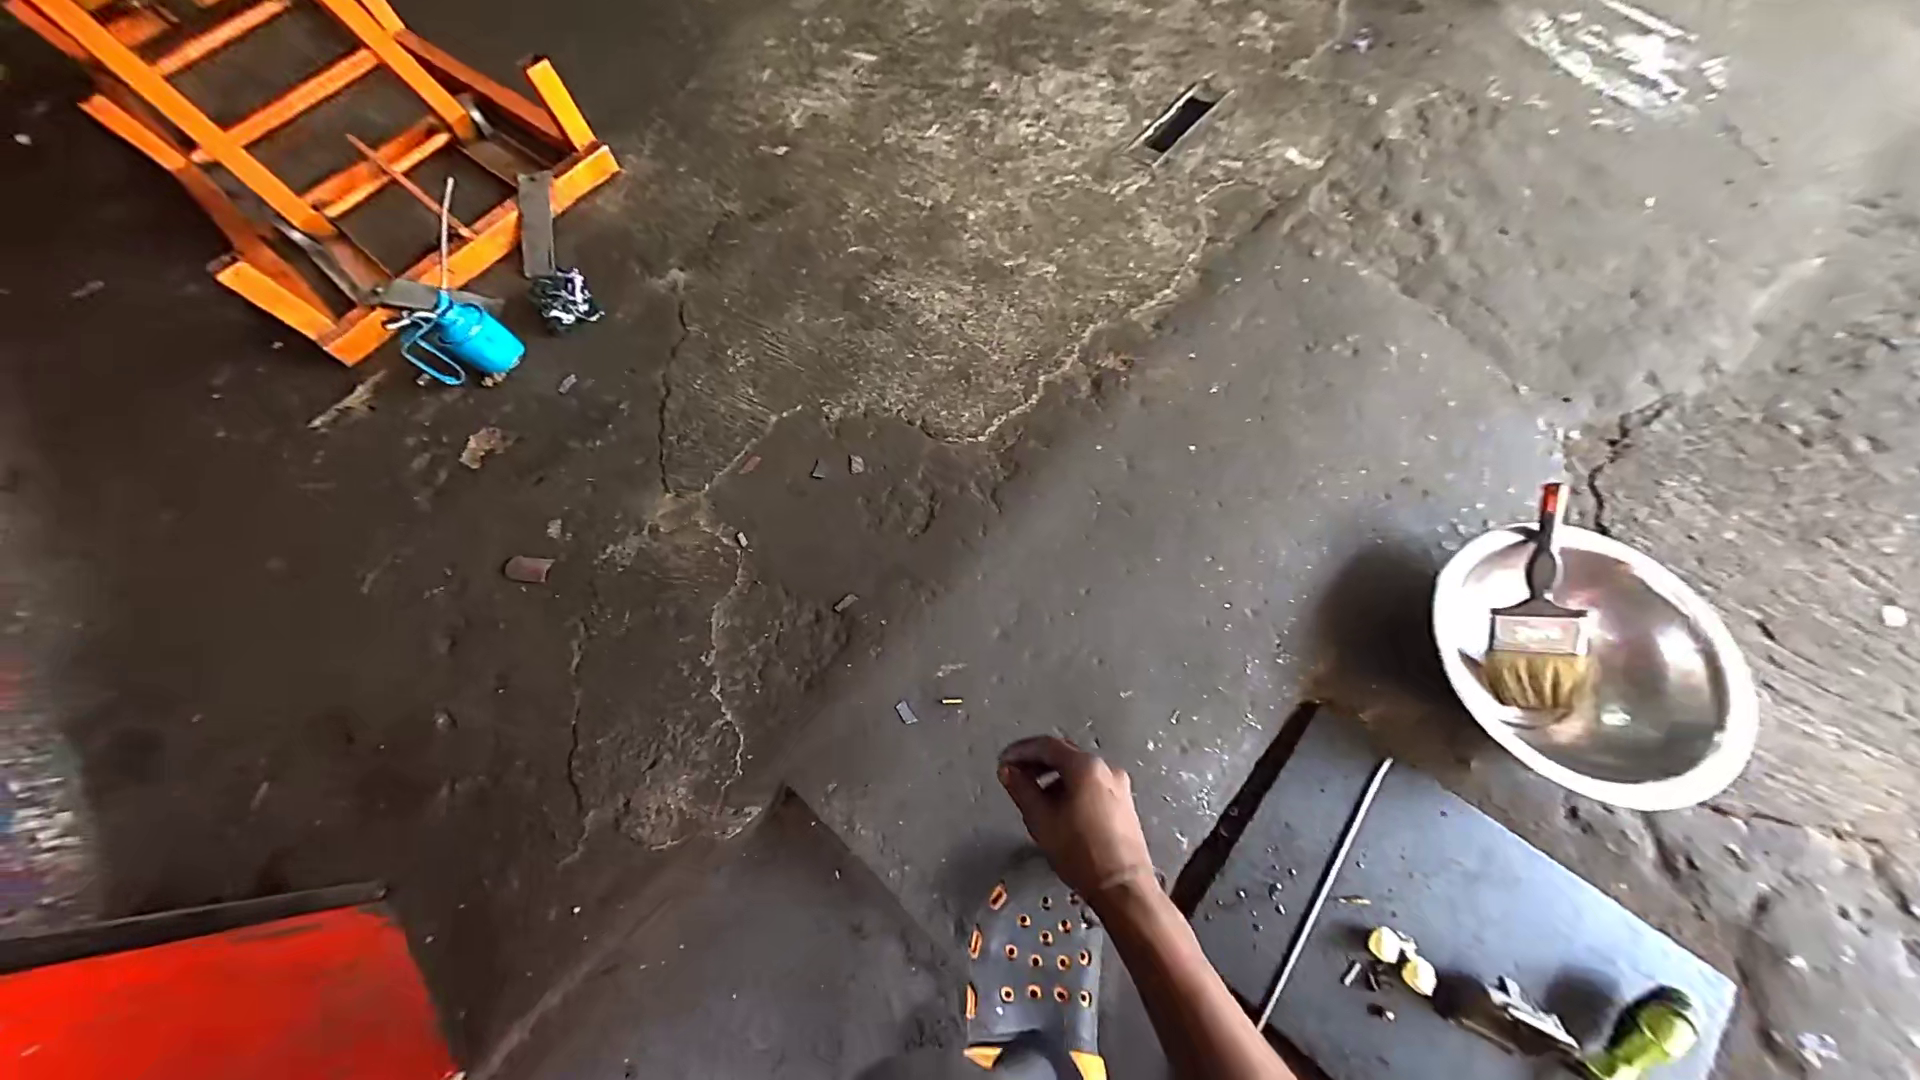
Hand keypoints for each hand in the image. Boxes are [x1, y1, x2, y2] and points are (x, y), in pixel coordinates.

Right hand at [998, 736, 1155, 903]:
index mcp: (1085, 766)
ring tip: (1033, 794)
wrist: (1124, 889)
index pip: (1046, 745)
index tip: (1005, 761)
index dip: (1021, 751)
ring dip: (1053, 776)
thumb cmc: (1081, 854)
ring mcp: (1118, 785)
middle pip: (1064, 754)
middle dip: (1037, 762)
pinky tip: (1058, 807)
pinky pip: (1091, 784)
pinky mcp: (1123, 803)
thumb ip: (1021, 788)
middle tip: (1015, 774)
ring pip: (1078, 770)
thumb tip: (1008, 771)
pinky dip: (1071, 787)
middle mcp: (1105, 768)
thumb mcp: (1041, 819)